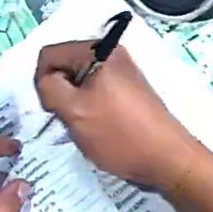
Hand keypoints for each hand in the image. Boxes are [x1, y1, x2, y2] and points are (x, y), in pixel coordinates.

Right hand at [35, 42, 208, 190]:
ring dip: (74, 104)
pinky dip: (89, 109)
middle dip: (60, 93)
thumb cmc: (119, 134)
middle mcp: (111, 54)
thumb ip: (50, 88)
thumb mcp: (74, 111)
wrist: (168, 160)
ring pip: (78, 83)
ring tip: (88, 127)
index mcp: (99, 51)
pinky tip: (99, 129)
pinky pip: (95, 93)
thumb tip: (47, 80)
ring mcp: (121, 73)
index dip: (43, 82)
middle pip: (64, 66)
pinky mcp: (127, 91)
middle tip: (71, 119)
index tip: (54, 109)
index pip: (49, 55)